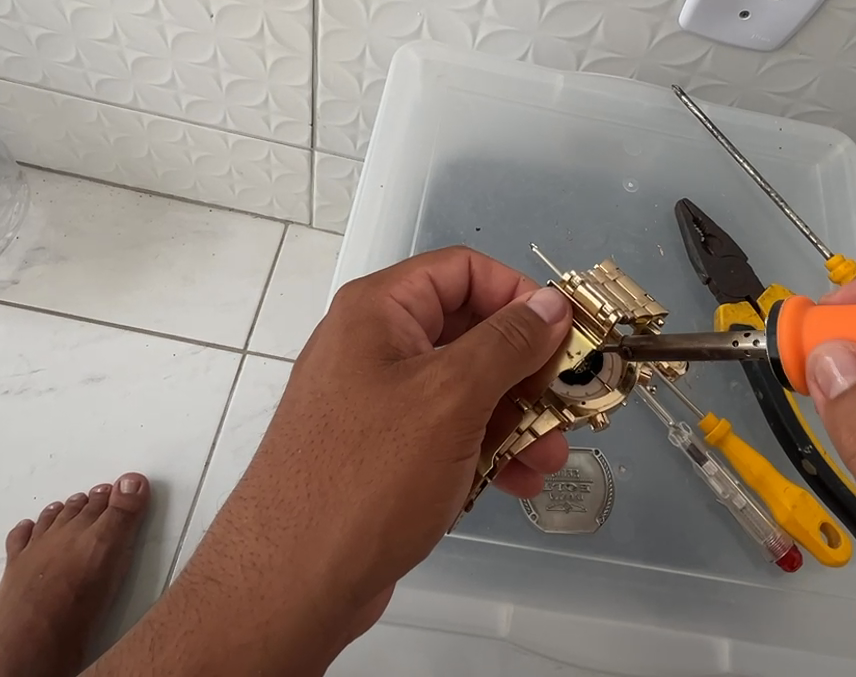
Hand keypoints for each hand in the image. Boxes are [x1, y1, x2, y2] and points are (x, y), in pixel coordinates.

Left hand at [118, 247, 572, 676]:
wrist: (287, 585)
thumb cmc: (371, 473)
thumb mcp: (452, 397)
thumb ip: (508, 343)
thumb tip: (550, 305)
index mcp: (380, 308)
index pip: (463, 270)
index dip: (518, 293)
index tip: (564, 333)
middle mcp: (375, 342)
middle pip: (468, 331)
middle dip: (525, 370)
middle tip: (567, 402)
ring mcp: (375, 398)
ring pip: (463, 386)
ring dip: (513, 417)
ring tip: (548, 459)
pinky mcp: (380, 448)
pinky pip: (444, 428)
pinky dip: (483, 447)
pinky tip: (517, 480)